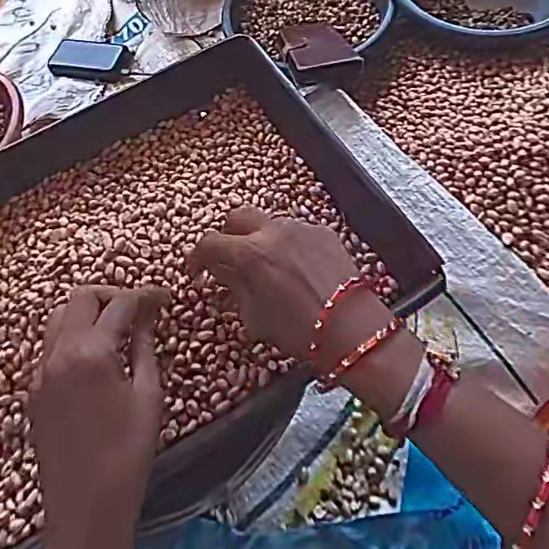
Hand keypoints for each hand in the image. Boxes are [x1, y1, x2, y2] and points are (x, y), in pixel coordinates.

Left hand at [31, 285, 167, 543]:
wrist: (84, 511)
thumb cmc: (128, 456)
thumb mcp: (148, 397)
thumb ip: (145, 348)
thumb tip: (146, 318)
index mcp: (91, 353)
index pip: (119, 304)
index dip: (145, 296)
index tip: (163, 298)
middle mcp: (58, 354)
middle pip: (80, 298)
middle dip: (111, 295)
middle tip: (137, 309)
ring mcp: (40, 372)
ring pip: (59, 317)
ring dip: (87, 312)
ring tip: (116, 327)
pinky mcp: (34, 391)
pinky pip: (50, 345)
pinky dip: (72, 336)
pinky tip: (95, 355)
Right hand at [186, 205, 365, 358]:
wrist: (352, 328)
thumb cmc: (299, 331)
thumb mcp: (255, 316)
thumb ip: (234, 287)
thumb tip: (222, 273)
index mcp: (250, 253)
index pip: (210, 243)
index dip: (197, 257)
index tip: (196, 269)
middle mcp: (273, 231)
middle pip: (237, 217)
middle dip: (227, 235)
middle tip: (228, 257)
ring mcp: (301, 228)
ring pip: (269, 223)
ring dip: (260, 239)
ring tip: (268, 265)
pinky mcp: (324, 232)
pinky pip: (297, 231)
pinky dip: (288, 244)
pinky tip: (297, 268)